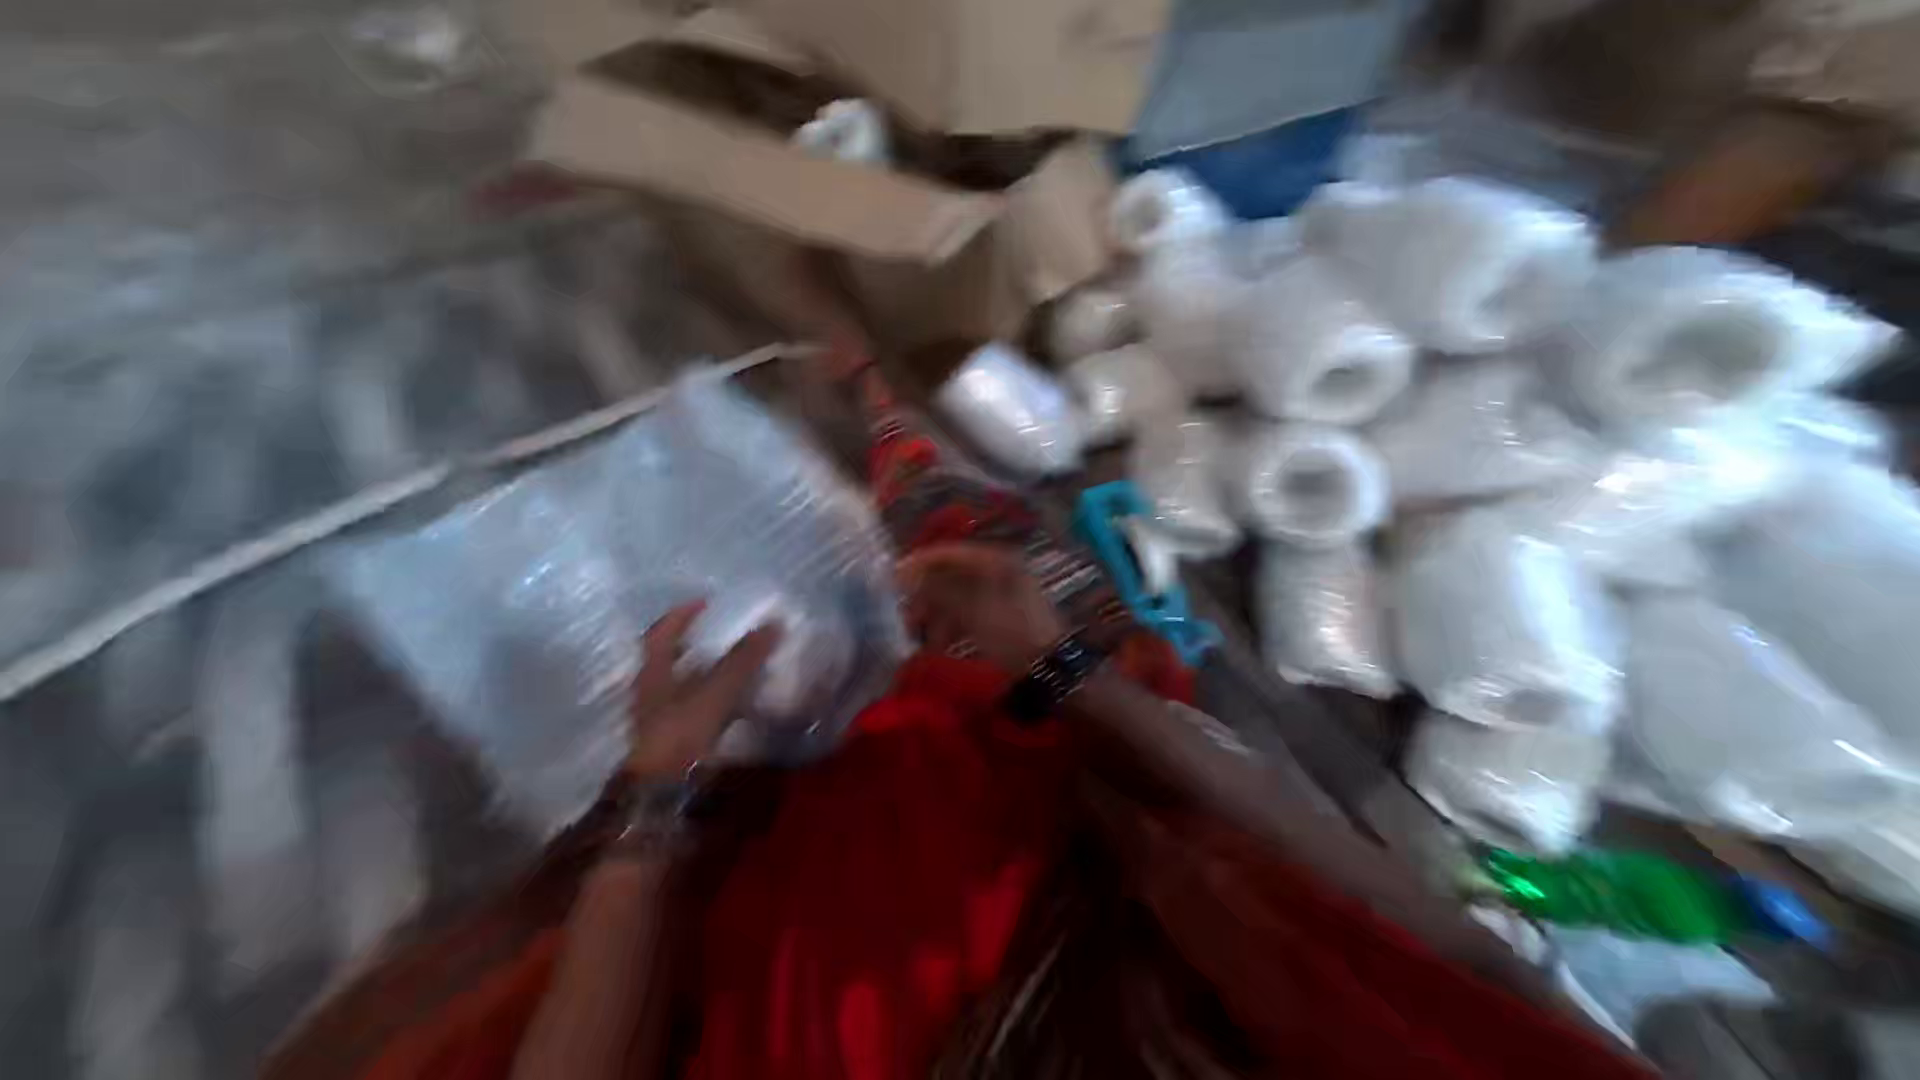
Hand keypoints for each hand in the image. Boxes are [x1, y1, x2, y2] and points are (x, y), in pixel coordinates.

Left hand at [626, 601, 781, 779]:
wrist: (663, 797)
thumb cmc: (682, 734)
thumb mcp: (717, 690)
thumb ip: (743, 658)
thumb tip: (772, 623)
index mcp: (653, 674)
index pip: (661, 634)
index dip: (681, 615)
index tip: (705, 602)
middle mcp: (653, 694)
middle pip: (671, 660)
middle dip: (696, 644)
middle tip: (725, 633)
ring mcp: (662, 720)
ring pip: (684, 686)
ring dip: (708, 673)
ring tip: (739, 666)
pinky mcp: (676, 742)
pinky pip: (697, 710)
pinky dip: (716, 701)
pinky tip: (738, 704)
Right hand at [897, 543, 1066, 674]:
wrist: (1051, 671)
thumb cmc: (1012, 634)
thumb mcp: (972, 610)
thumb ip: (937, 590)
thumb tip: (903, 576)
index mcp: (996, 560)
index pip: (949, 552)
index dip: (918, 564)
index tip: (891, 579)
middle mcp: (998, 571)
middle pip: (950, 576)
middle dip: (923, 595)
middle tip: (900, 614)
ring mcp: (1000, 596)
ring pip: (956, 598)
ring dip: (933, 616)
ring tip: (915, 637)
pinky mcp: (1000, 619)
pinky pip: (966, 616)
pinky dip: (949, 628)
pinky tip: (934, 647)